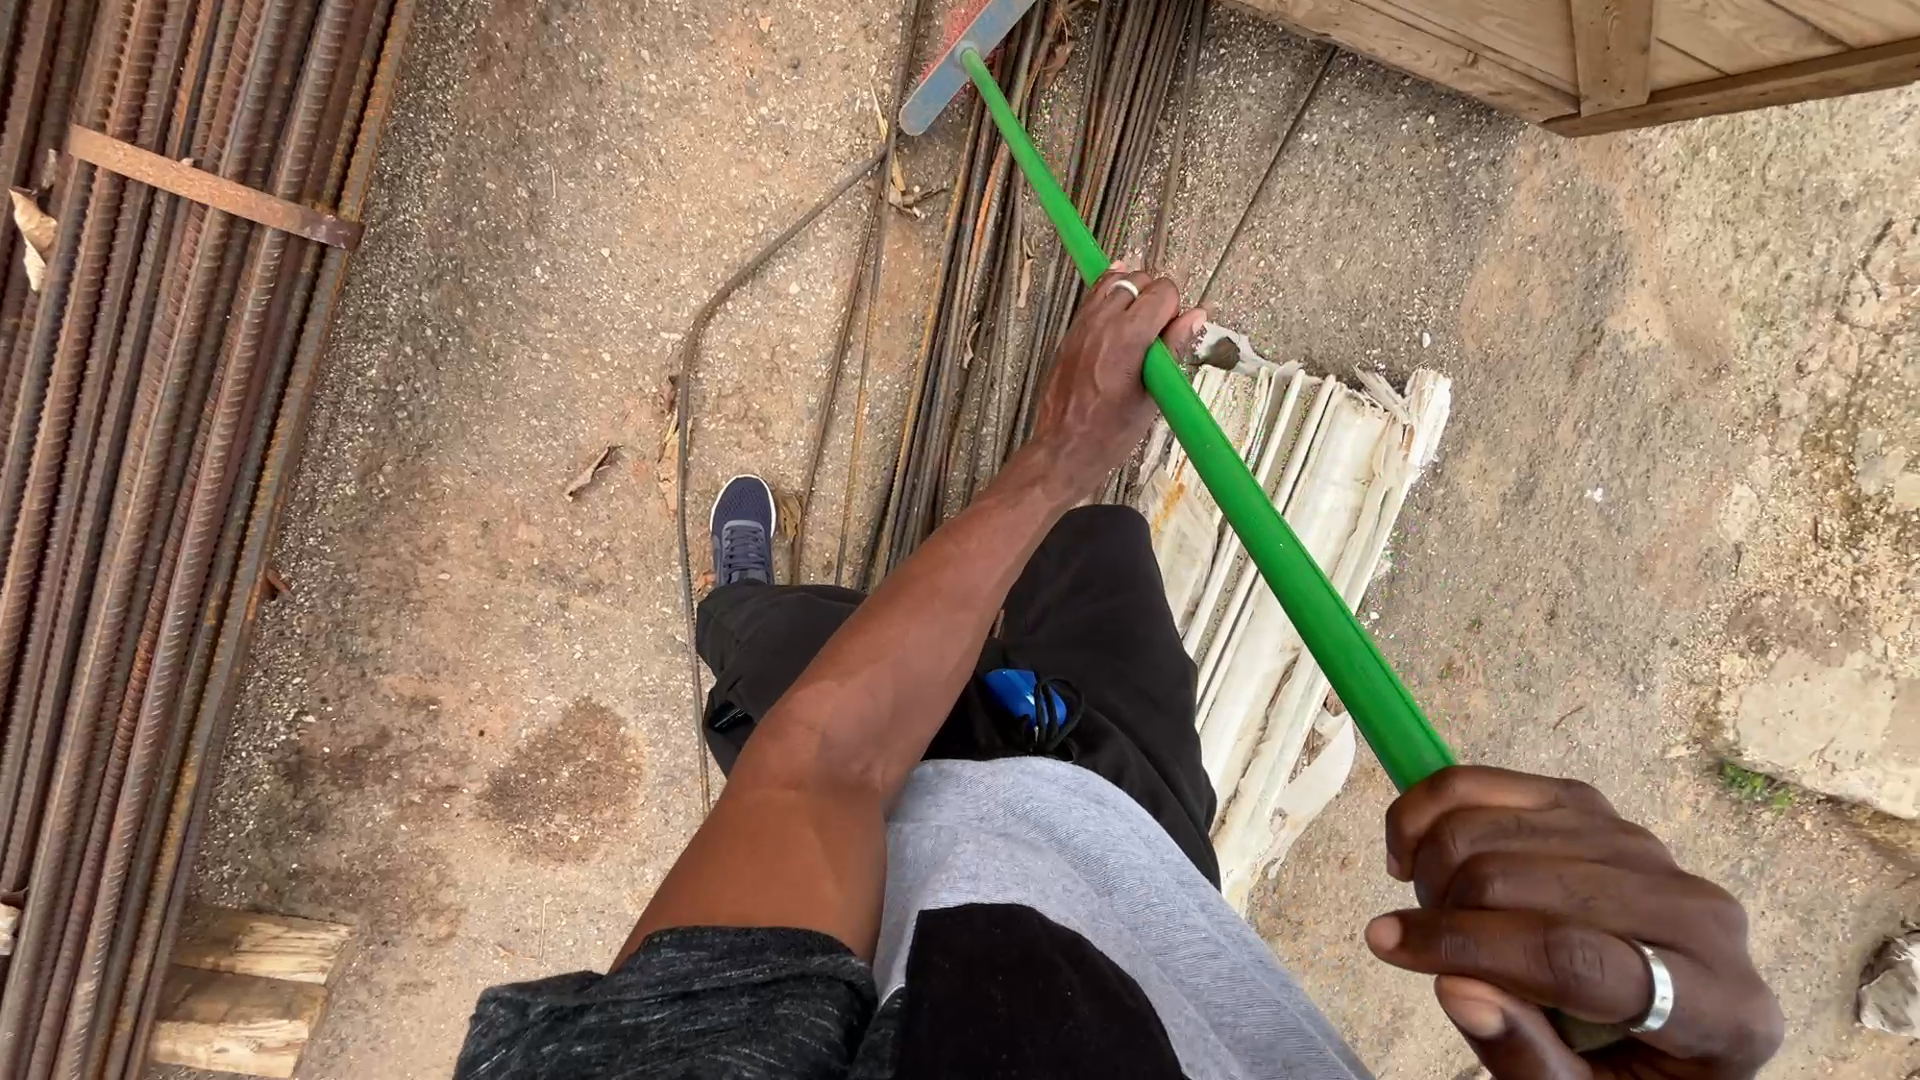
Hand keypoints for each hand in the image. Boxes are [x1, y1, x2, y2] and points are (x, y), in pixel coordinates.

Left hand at [1025, 264, 1206, 498]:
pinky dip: (1109, 295)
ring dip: (1132, 293)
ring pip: (1113, 282)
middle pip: (1139, 280)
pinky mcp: (1069, 335)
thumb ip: (1173, 349)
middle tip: (1160, 329)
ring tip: (1141, 322)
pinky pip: (1092, 299)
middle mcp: (1101, 324)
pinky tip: (1120, 309)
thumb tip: (1195, 317)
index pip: (1162, 291)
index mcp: (1127, 338)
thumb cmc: (1107, 434)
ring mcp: (1081, 327)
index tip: (1175, 331)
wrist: (1064, 450)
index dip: (1174, 308)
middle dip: (1155, 297)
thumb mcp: (1152, 395)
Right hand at [1364, 766, 1781, 1079]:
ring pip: (1485, 828)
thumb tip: (1457, 990)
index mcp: (1721, 1007)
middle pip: (1513, 880)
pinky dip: (1422, 810)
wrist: (1659, 1008)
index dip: (1466, 947)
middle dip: (1438, 907)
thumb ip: (1525, 1056)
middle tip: (1419, 940)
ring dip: (1429, 865)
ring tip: (1431, 906)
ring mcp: (1635, 843)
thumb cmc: (1618, 1064)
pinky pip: (1478, 784)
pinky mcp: (1586, 803)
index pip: (1571, 957)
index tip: (1385, 945)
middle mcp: (1693, 910)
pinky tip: (1412, 850)